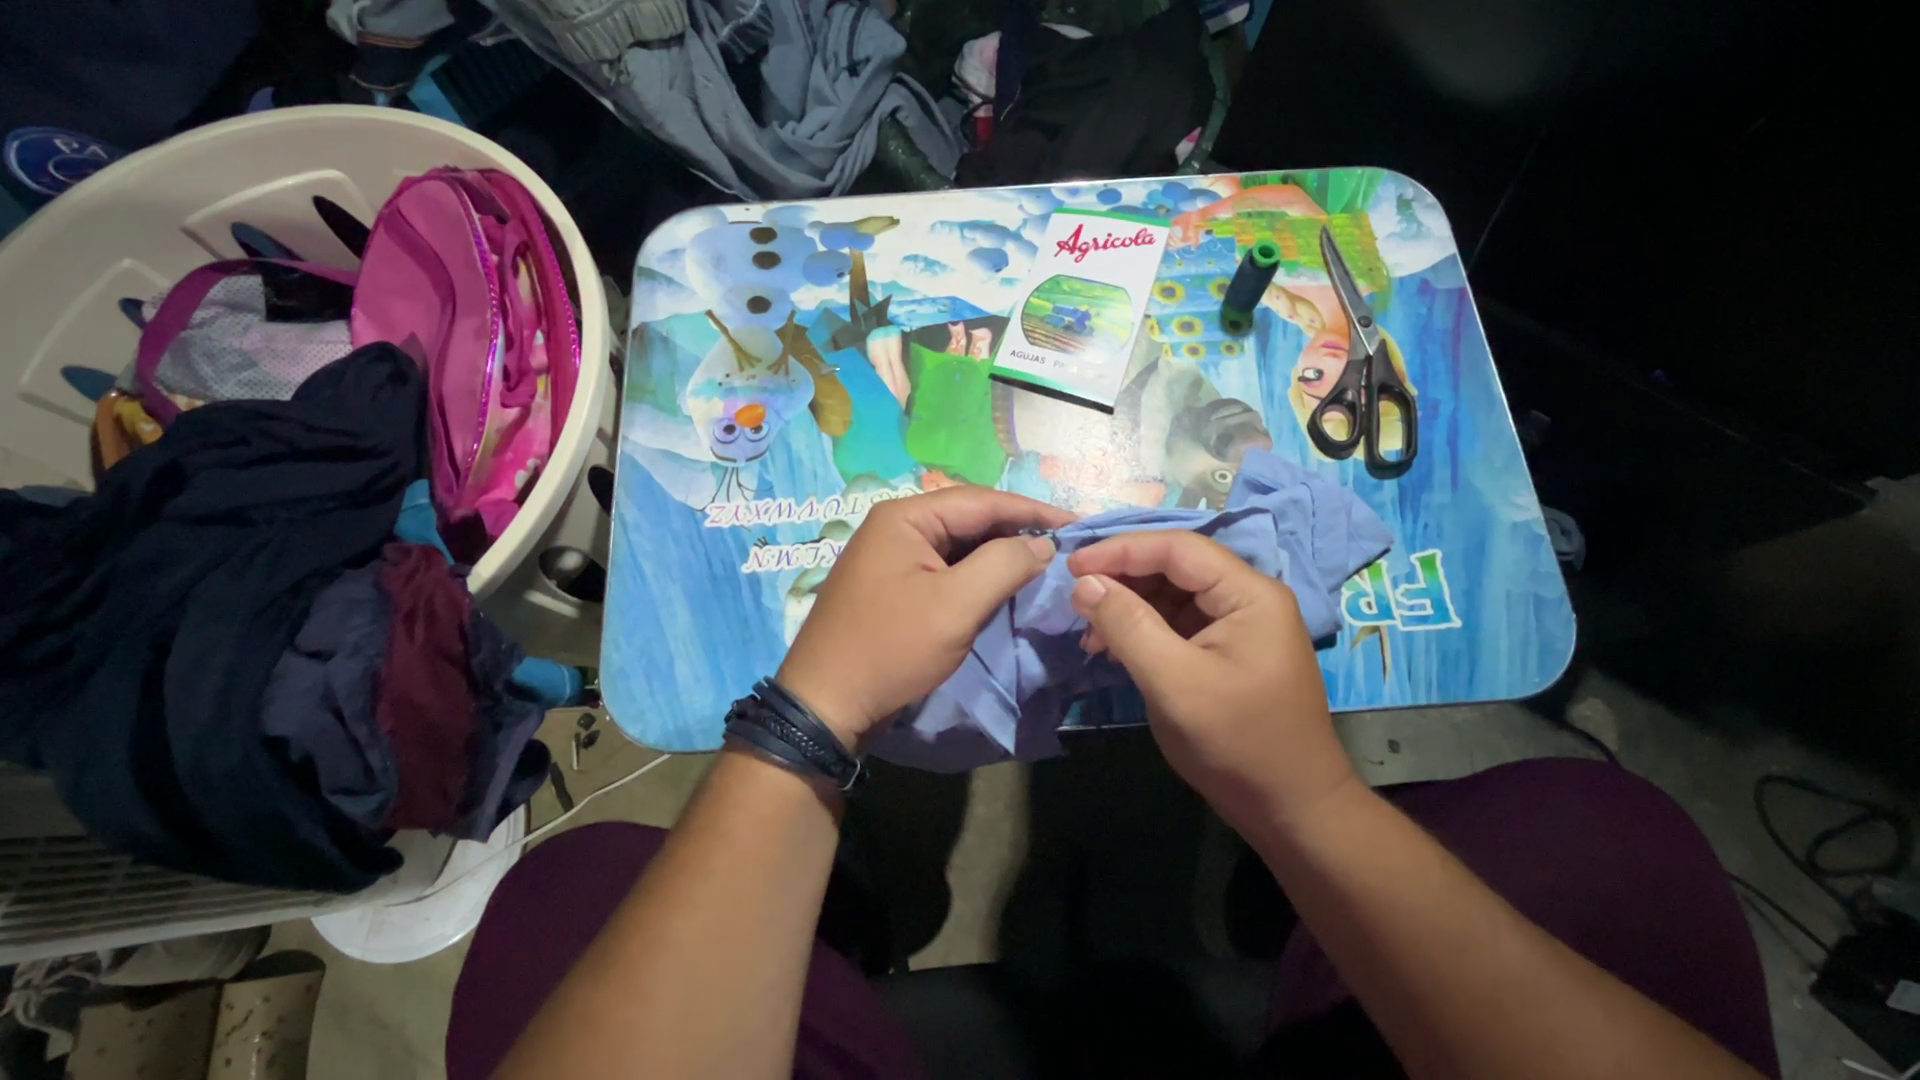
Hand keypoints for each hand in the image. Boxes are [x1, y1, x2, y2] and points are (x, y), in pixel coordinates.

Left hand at [778, 487, 1074, 749]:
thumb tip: (1041, 544)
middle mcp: (896, 527)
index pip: (981, 500)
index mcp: (905, 517)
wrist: (827, 705)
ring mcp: (892, 557)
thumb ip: (1003, 565)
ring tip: (1043, 564)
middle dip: (1016, 531)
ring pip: (958, 545)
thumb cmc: (891, 648)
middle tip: (1065, 546)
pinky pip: (944, 569)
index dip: (1032, 511)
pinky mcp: (895, 587)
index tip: (1077, 524)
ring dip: (998, 554)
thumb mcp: (955, 605)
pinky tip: (1003, 585)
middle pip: (969, 518)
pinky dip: (976, 575)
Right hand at [1066, 530, 1358, 833]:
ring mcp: (1241, 627)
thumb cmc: (1237, 742)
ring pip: (1174, 596)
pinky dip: (1144, 631)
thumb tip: (1085, 582)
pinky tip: (1114, 650)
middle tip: (1076, 600)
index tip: (1072, 566)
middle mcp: (1249, 599)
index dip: (1121, 550)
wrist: (1292, 808)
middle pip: (1176, 567)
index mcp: (1250, 594)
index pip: (1178, 548)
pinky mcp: (1229, 653)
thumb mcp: (1174, 682)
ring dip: (1129, 607)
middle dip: (1123, 579)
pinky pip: (1180, 625)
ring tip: (1090, 634)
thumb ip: (1128, 625)